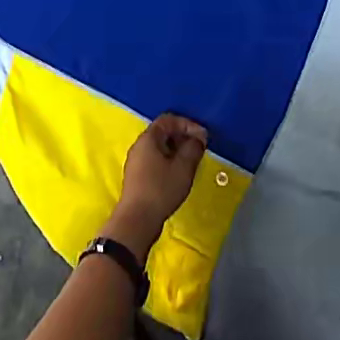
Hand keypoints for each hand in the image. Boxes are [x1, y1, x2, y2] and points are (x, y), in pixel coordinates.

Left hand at [104, 114, 207, 259]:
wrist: (137, 219)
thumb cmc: (161, 189)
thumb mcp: (183, 168)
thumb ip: (193, 149)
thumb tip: (199, 138)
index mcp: (148, 138)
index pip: (168, 120)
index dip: (188, 124)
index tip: (203, 137)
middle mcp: (139, 145)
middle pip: (163, 132)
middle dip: (183, 137)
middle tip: (199, 149)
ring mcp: (136, 161)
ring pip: (159, 147)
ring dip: (177, 150)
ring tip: (192, 162)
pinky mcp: (137, 175)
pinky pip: (155, 159)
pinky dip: (169, 161)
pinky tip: (179, 174)